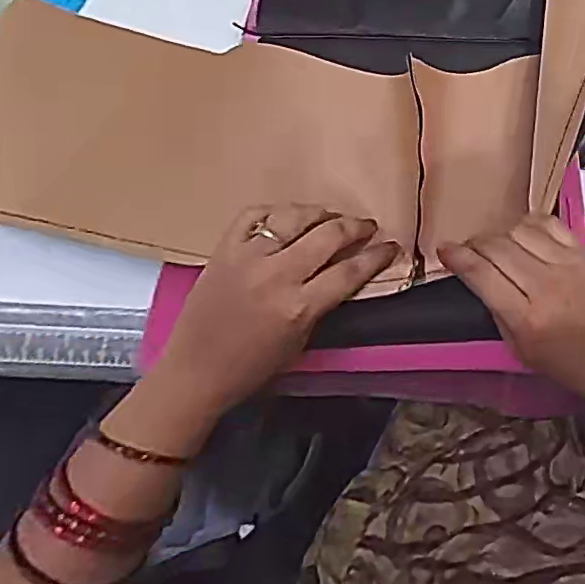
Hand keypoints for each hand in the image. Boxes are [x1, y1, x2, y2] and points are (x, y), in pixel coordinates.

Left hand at [137, 205, 401, 437]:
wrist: (194, 371)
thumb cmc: (252, 367)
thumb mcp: (300, 340)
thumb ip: (323, 303)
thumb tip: (346, 270)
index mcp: (298, 307)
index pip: (349, 272)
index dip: (377, 256)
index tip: (390, 246)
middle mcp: (276, 276)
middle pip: (328, 235)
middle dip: (356, 227)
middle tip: (367, 226)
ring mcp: (247, 257)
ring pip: (294, 217)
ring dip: (320, 213)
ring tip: (331, 217)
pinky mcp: (224, 248)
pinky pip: (255, 214)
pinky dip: (276, 212)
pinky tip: (288, 216)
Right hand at [439, 215, 584, 396]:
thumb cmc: (566, 361)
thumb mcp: (517, 347)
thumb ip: (493, 307)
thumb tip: (473, 272)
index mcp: (527, 318)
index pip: (481, 273)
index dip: (457, 257)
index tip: (446, 250)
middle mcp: (547, 287)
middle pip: (496, 247)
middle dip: (475, 245)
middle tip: (471, 251)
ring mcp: (568, 266)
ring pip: (519, 229)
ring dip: (500, 234)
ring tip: (498, 246)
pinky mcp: (583, 253)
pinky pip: (548, 222)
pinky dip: (529, 223)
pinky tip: (524, 234)